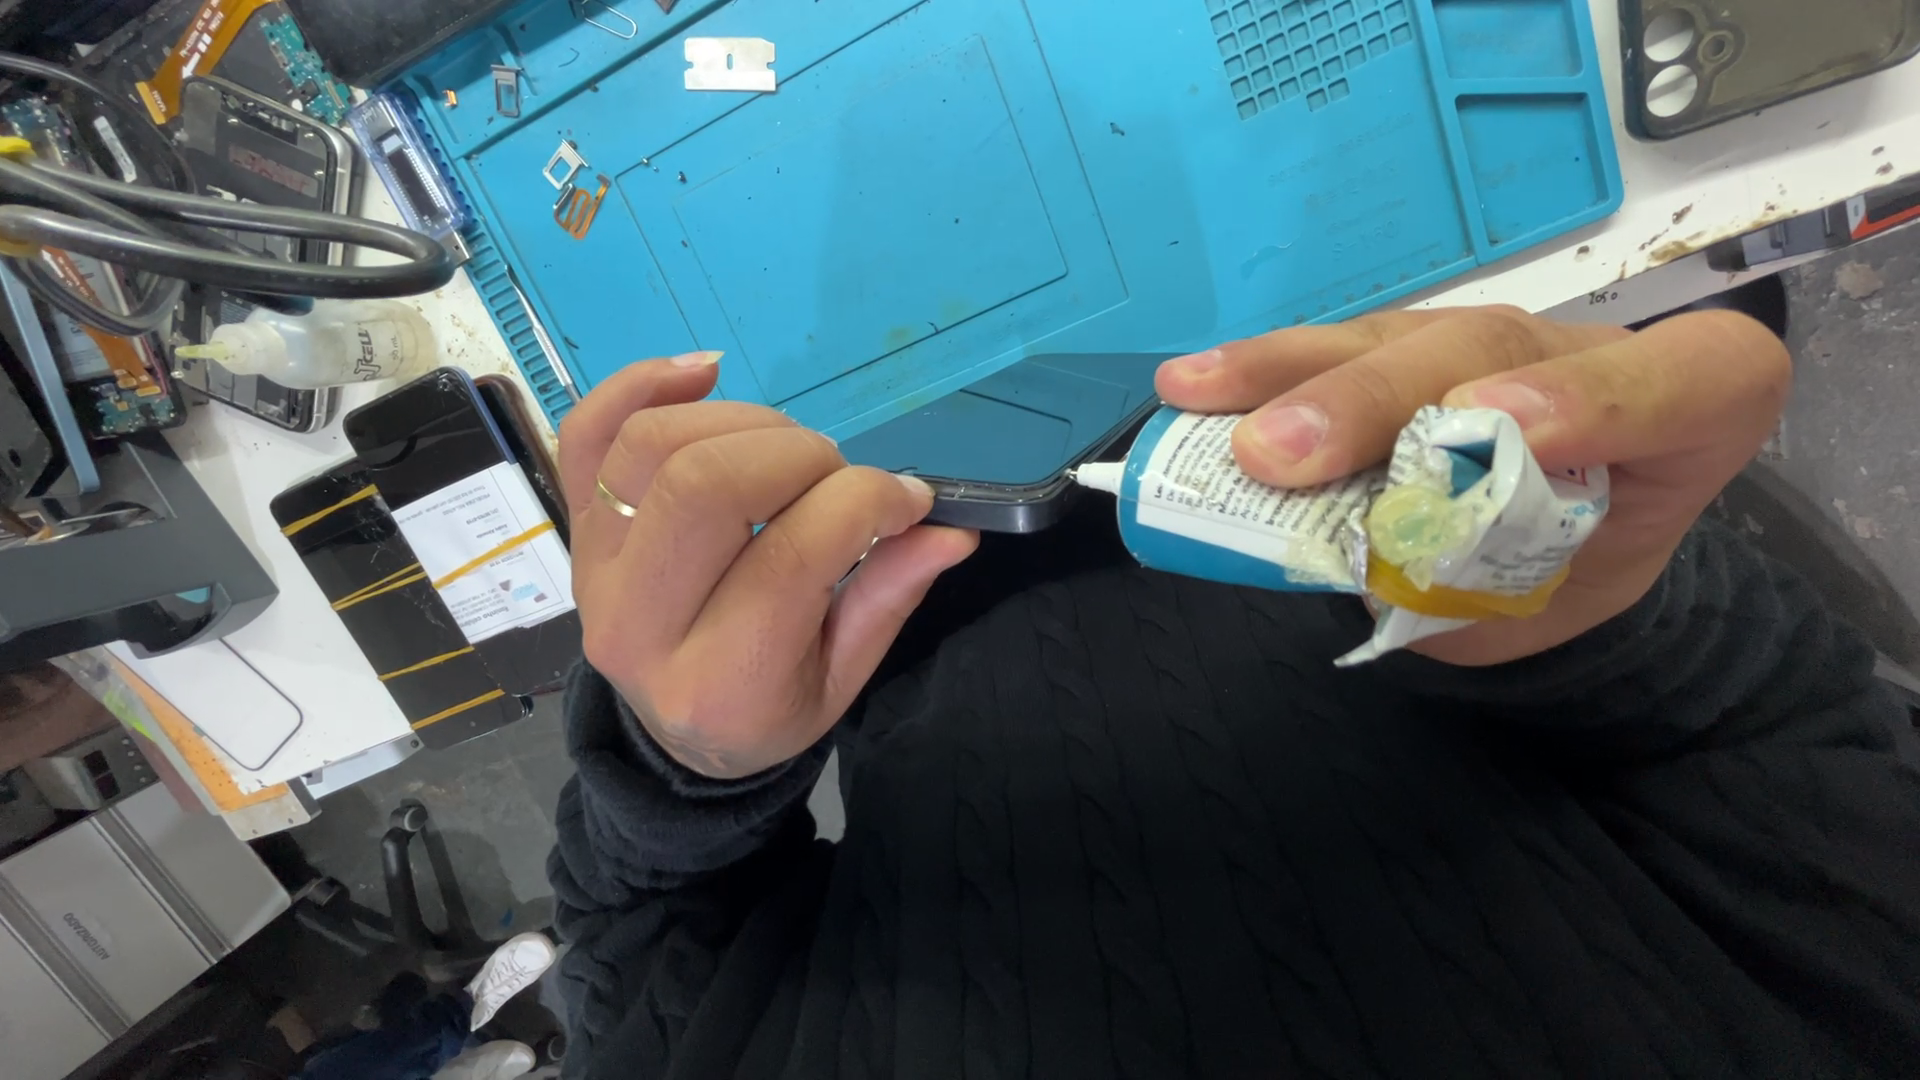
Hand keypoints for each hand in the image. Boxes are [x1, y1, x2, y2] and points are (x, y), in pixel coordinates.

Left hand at [558, 353, 978, 777]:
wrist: (676, 733)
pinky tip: (706, 372)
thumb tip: (951, 530)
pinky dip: (644, 383)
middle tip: (838, 477)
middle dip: (802, 455)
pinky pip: (587, 433)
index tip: (909, 499)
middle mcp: (640, 625)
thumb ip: (889, 597)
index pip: (793, 556)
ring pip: (654, 445)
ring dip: (745, 420)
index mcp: (723, 682)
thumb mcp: (843, 676)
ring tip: (791, 449)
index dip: (868, 502)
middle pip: (709, 484)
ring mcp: (595, 571)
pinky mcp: (577, 532)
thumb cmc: (770, 707)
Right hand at [1154, 306, 1790, 665]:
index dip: (1599, 396)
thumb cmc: (1544, 584)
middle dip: (1373, 397)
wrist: (1527, 566)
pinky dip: (1253, 373)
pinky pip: (1323, 350)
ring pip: (1385, 337)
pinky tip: (1189, 385)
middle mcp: (1561, 360)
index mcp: (1667, 421)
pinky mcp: (1387, 353)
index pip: (1683, 383)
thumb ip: (1461, 580)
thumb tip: (1349, 554)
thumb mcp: (1526, 605)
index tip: (1497, 431)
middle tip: (1278, 454)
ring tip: (1197, 394)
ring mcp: (1463, 346)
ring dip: (1286, 371)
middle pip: (1481, 346)